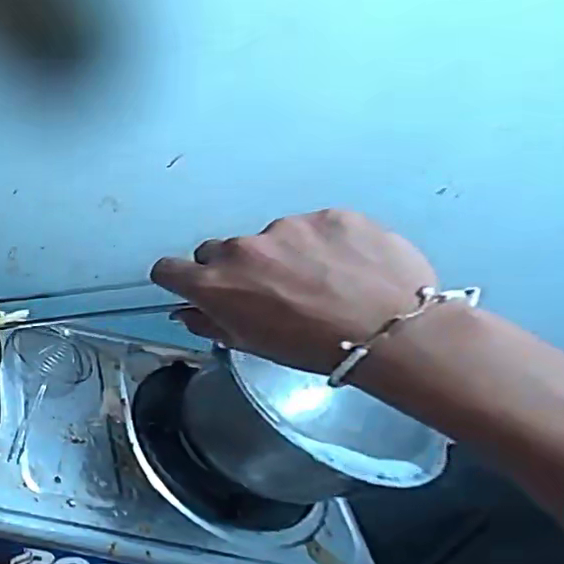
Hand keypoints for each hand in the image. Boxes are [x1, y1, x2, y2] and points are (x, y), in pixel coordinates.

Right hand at [150, 209, 439, 372]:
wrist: (396, 333)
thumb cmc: (313, 346)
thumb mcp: (248, 343)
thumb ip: (208, 322)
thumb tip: (190, 311)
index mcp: (211, 283)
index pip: (167, 269)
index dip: (180, 279)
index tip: (197, 287)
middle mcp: (239, 249)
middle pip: (217, 251)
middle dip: (234, 267)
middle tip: (267, 288)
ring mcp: (285, 228)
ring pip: (268, 238)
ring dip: (281, 254)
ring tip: (319, 279)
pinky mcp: (329, 217)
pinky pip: (314, 227)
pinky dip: (322, 243)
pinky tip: (345, 266)